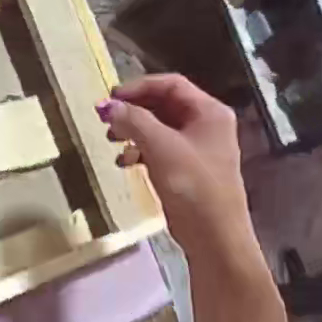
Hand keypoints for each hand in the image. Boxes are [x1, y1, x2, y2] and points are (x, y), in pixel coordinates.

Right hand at [101, 74, 253, 262]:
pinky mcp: (186, 169)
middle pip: (163, 105)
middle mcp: (206, 125)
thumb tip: (107, 105)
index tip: (110, 98)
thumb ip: (134, 122)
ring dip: (133, 131)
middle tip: (106, 119)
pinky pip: (159, 149)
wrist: (215, 237)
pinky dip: (140, 152)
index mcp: (209, 112)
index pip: (170, 84)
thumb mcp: (161, 148)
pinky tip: (124, 163)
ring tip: (111, 141)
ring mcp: (197, 148)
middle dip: (133, 110)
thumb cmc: (193, 187)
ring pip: (159, 128)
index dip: (138, 87)